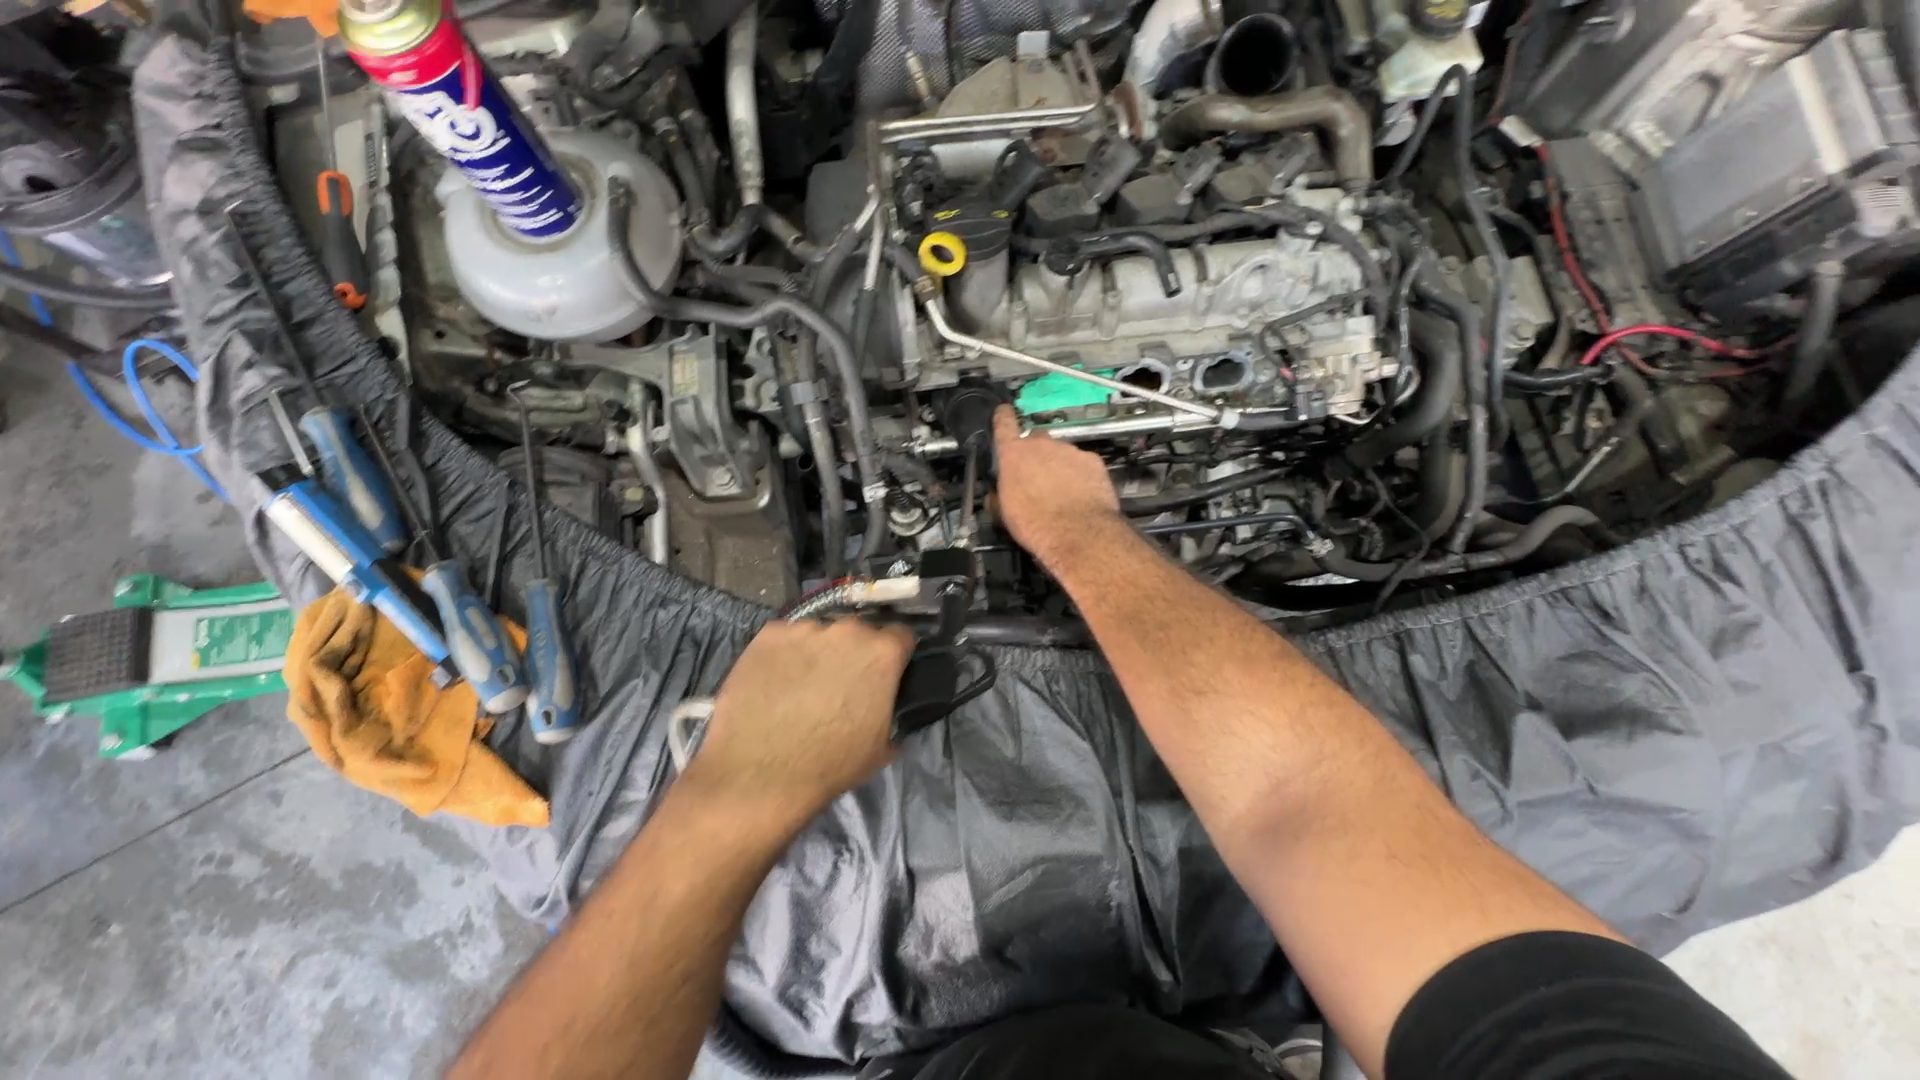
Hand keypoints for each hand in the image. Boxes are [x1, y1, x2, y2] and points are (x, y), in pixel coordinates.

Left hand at [683, 617, 915, 826]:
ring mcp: (804, 629)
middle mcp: (847, 631)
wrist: (760, 773)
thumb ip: (893, 712)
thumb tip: (888, 706)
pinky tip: (774, 681)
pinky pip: (784, 638)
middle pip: (858, 632)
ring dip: (818, 652)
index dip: (894, 656)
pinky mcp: (768, 635)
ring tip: (802, 684)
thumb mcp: (882, 747)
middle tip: (842, 682)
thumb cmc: (829, 764)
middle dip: (855, 652)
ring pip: (819, 634)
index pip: (900, 636)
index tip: (885, 674)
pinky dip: (784, 654)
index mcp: (882, 654)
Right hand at [992, 405, 1121, 566]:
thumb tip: (996, 494)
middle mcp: (1041, 444)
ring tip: (1062, 492)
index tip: (1003, 412)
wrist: (1079, 534)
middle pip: (1035, 439)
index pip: (1003, 423)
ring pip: (1061, 452)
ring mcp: (1069, 450)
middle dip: (1035, 454)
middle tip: (1036, 477)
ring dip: (1059, 466)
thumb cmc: (1035, 525)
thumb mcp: (1004, 514)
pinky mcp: (1093, 460)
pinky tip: (1081, 494)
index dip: (1002, 417)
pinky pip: (1082, 463)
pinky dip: (1080, 474)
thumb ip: (998, 495)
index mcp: (1014, 454)